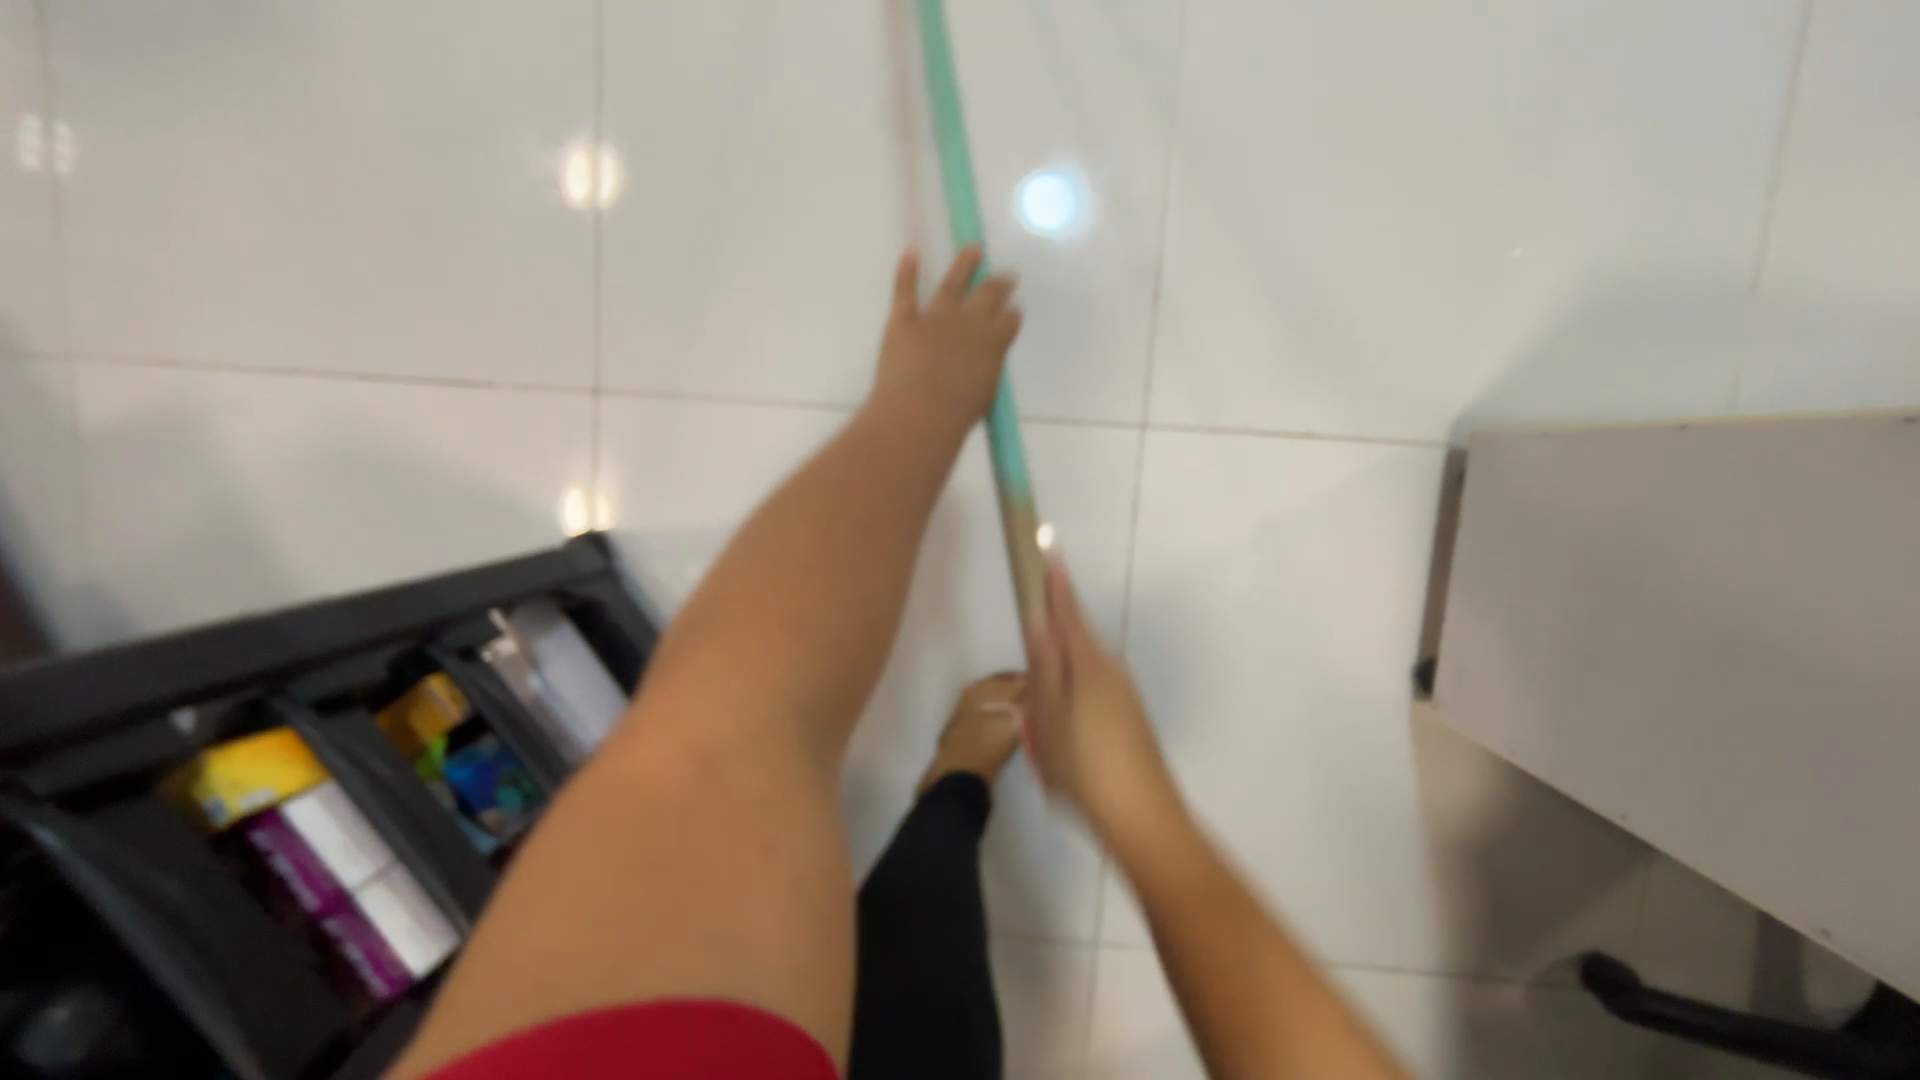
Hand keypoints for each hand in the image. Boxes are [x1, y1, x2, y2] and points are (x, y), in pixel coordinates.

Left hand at [870, 247, 1020, 430]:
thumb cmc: (957, 414)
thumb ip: (986, 374)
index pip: (1008, 322)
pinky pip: (905, 290)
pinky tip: (910, 253)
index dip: (1012, 314)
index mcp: (993, 344)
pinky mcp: (904, 319)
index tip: (1014, 307)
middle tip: (1007, 275)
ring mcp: (936, 317)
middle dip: (999, 283)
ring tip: (973, 248)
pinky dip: (906, 271)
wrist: (921, 410)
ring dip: (964, 264)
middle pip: (988, 295)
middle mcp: (968, 323)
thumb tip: (982, 367)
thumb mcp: (985, 397)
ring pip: (952, 283)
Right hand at [1024, 559, 1177, 838]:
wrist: (1144, 819)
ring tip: (1048, 751)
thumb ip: (1044, 665)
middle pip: (1071, 647)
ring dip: (1056, 703)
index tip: (1045, 545)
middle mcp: (1111, 671)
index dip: (1054, 579)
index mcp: (1089, 664)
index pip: (1067, 610)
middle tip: (1035, 718)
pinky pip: (1090, 703)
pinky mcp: (1130, 720)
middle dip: (1046, 667)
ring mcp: (1124, 696)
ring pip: (1078, 681)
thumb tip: (1037, 617)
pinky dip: (1072, 720)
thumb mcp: (1050, 716)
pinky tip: (1068, 758)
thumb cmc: (1086, 766)